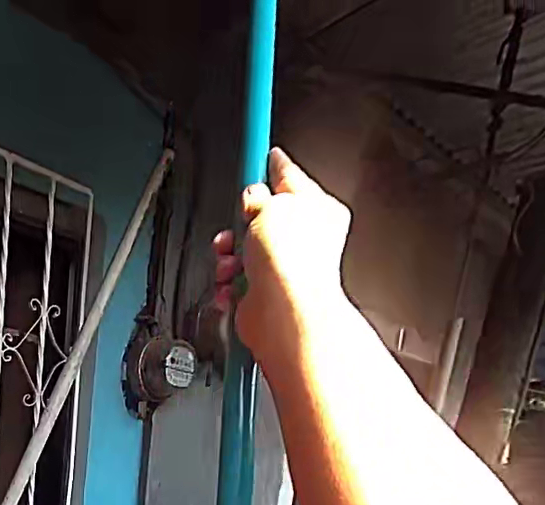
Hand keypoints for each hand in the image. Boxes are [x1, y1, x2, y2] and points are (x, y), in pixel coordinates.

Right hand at [212, 147, 352, 358]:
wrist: (283, 312)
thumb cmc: (292, 264)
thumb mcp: (271, 209)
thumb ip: (257, 197)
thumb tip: (251, 194)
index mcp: (317, 209)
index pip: (289, 178)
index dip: (269, 167)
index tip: (260, 152)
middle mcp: (302, 238)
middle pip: (258, 218)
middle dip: (238, 226)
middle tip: (237, 230)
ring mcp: (281, 267)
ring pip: (240, 251)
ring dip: (228, 258)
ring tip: (232, 263)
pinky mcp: (261, 291)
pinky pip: (233, 279)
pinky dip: (227, 283)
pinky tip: (233, 284)